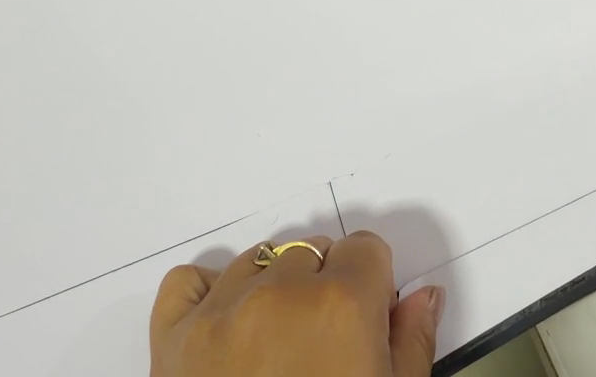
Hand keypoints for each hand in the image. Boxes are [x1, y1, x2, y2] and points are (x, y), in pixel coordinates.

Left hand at [150, 232, 443, 376]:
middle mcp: (281, 294)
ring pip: (257, 260)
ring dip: (270, 290)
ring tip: (276, 347)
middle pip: (311, 251)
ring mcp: (221, 314)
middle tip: (321, 346)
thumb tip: (424, 297)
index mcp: (343, 304)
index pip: (365, 248)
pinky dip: (207, 294)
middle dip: (322, 287)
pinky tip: (227, 327)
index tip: (366, 320)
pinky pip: (188, 281)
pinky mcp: (172, 340)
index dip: (371, 285)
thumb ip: (412, 343)